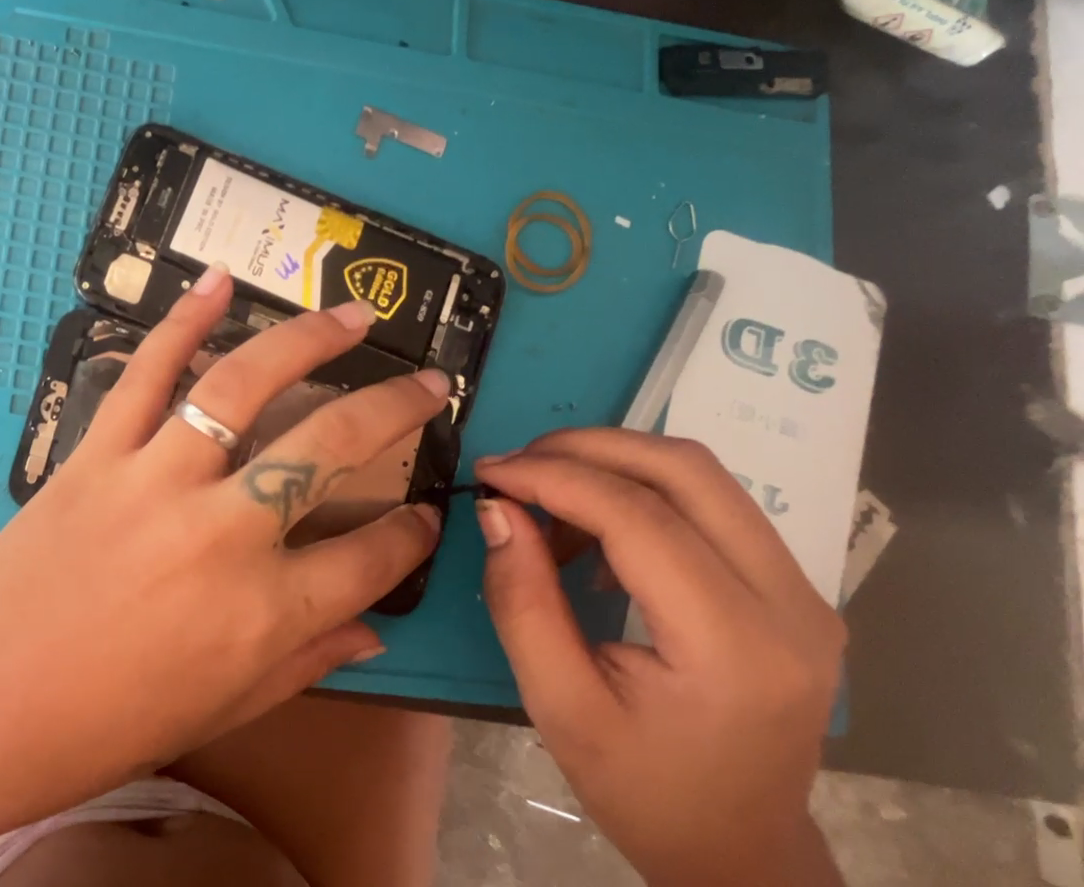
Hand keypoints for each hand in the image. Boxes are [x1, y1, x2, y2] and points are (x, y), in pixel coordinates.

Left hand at [0, 264, 445, 867]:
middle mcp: (224, 534)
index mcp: (266, 615)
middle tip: (429, 384)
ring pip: (243, 386)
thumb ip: (303, 662)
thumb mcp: (220, 710)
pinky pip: (144, 376)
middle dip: (394, 409)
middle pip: (330, 447)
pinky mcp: (94, 456)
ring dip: (307, 339)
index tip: (426, 514)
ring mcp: (155, 482)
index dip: (412, 534)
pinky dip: (181, 323)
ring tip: (351, 313)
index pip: (372, 560)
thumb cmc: (102, 729)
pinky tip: (216, 282)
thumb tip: (370, 628)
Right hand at [475, 429, 844, 886]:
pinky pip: (713, 508)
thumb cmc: (642, 790)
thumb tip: (497, 510)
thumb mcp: (558, 705)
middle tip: (516, 464)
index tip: (489, 471)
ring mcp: (804, 593)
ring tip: (546, 498)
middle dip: (589, 448)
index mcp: (733, 645)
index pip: (640, 518)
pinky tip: (595, 535)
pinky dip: (642, 495)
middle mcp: (790, 604)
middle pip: (688, 472)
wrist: (739, 851)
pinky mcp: (794, 591)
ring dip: (615, 465)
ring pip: (705, 479)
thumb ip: (523, 602)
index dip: (554, 478)